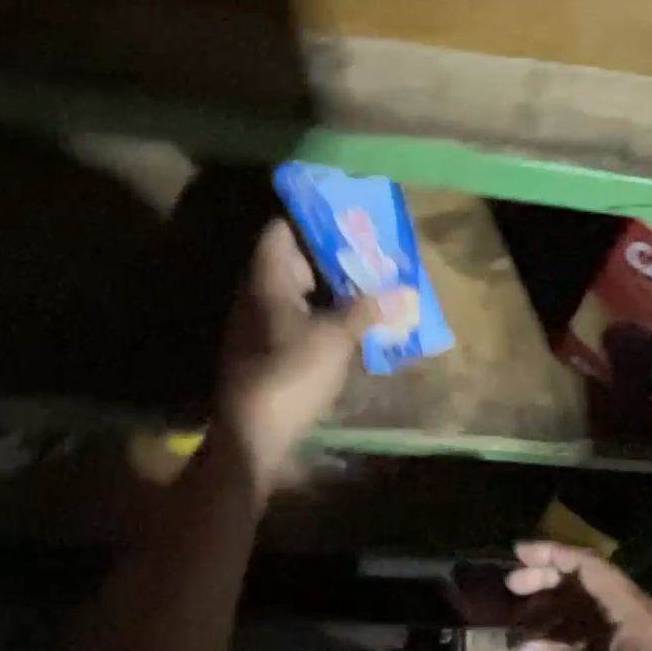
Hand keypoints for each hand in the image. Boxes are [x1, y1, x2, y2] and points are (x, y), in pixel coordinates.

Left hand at [213, 220, 378, 482]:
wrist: (252, 433)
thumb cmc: (291, 373)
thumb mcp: (336, 338)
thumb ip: (365, 310)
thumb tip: (399, 293)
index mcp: (267, 281)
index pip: (280, 232)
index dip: (309, 220)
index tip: (344, 216)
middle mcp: (257, 296)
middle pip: (291, 262)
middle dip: (329, 256)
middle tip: (369, 252)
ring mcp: (259, 326)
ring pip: (297, 294)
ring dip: (329, 289)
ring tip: (369, 284)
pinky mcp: (267, 352)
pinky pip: (297, 320)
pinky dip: (321, 316)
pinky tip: (351, 324)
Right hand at [505, 541, 651, 650]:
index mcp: (637, 614)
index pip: (591, 568)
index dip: (555, 555)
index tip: (519, 553)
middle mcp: (638, 613)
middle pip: (588, 583)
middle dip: (550, 580)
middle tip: (512, 589)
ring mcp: (641, 633)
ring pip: (592, 607)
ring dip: (558, 608)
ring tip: (522, 620)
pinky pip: (600, 631)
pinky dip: (572, 635)